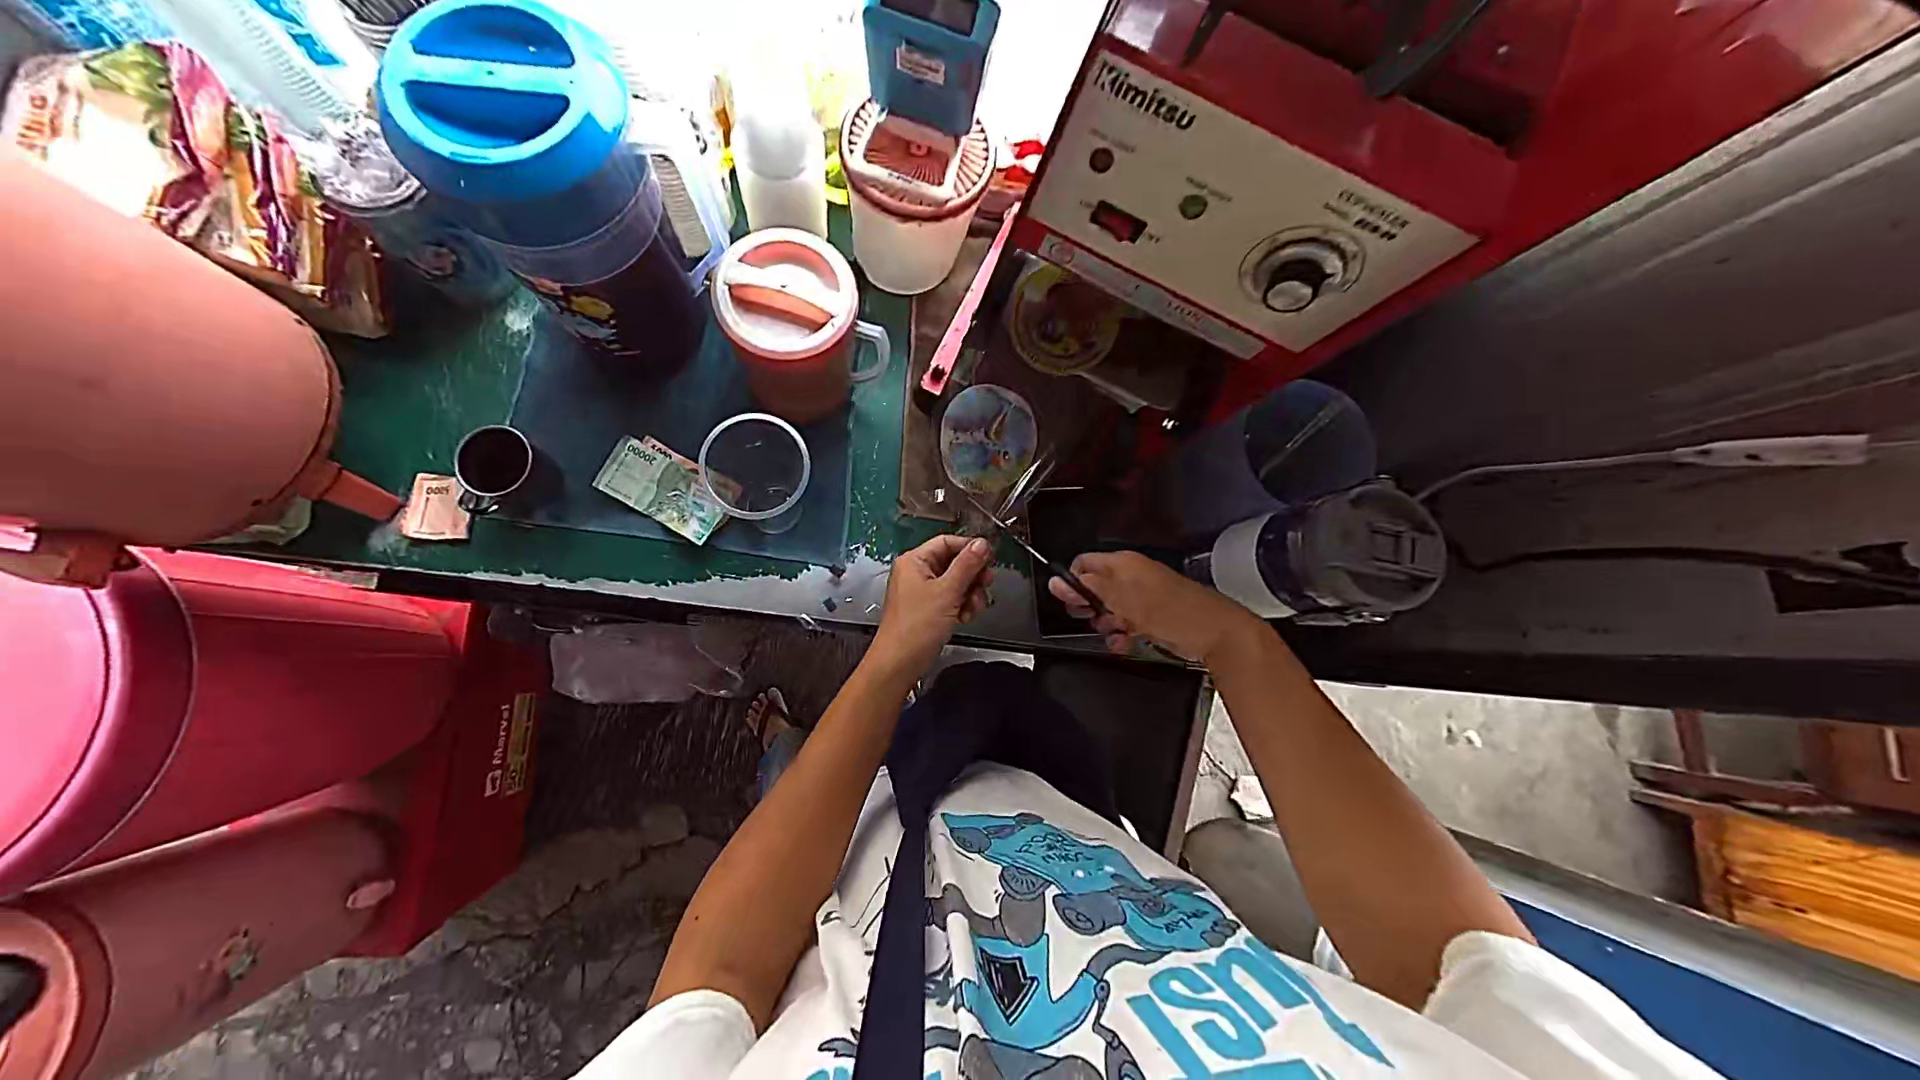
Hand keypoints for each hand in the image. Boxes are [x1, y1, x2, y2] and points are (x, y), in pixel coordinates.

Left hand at [869, 535, 994, 678]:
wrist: (899, 663)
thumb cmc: (913, 629)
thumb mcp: (947, 592)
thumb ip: (967, 565)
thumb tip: (982, 544)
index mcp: (914, 561)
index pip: (948, 542)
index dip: (970, 549)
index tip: (988, 558)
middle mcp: (916, 573)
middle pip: (954, 562)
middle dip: (973, 575)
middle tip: (984, 584)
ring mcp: (922, 592)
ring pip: (956, 582)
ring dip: (970, 593)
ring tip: (971, 606)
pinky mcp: (928, 609)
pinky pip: (952, 598)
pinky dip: (962, 606)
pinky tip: (963, 617)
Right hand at [1050, 551, 1262, 662]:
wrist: (1217, 635)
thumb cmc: (1178, 612)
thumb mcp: (1125, 601)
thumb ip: (1089, 591)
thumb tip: (1058, 582)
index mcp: (1124, 564)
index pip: (1083, 566)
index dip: (1073, 585)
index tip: (1073, 604)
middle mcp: (1132, 576)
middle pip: (1094, 588)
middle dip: (1091, 608)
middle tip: (1096, 619)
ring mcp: (1142, 597)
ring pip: (1109, 609)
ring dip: (1107, 625)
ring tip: (1117, 633)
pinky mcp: (1151, 615)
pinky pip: (1125, 623)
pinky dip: (1122, 634)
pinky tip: (1125, 642)